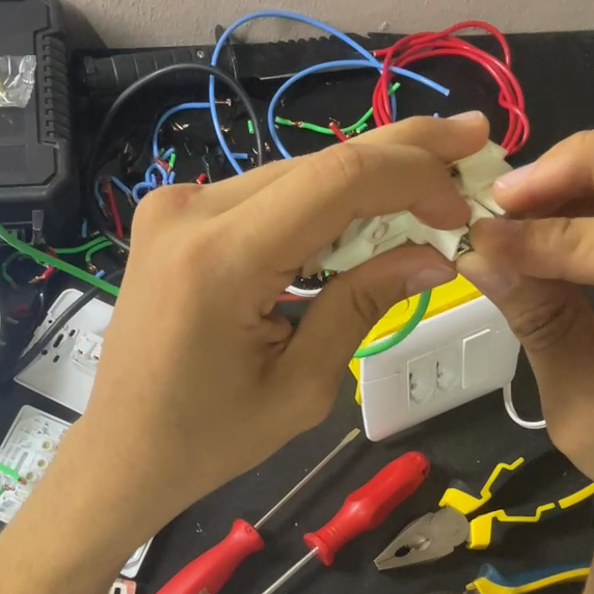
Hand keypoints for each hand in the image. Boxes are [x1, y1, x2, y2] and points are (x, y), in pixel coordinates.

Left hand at [52, 113, 490, 541]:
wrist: (123, 452)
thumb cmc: (208, 440)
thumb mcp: (301, 387)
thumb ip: (363, 305)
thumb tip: (434, 253)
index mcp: (221, 259)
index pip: (337, 180)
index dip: (411, 174)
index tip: (464, 192)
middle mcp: (189, 212)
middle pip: (315, 166)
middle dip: (397, 158)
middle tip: (470, 142)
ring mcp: (172, 210)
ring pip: (290, 177)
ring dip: (359, 182)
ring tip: (428, 177)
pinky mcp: (170, 220)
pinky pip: (260, 199)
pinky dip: (314, 205)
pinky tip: (361, 210)